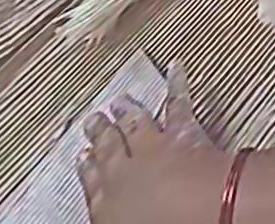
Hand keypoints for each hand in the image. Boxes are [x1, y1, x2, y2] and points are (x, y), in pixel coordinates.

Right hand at [80, 74, 223, 223]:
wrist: (193, 213)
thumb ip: (115, 218)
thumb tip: (110, 216)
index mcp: (107, 207)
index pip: (91, 184)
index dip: (86, 169)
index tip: (81, 156)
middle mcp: (125, 172)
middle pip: (109, 148)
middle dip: (100, 132)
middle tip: (92, 117)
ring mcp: (154, 147)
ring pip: (136, 123)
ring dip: (128, 110)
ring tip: (120, 98)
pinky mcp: (182, 130)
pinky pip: (178, 102)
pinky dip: (177, 82)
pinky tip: (176, 65)